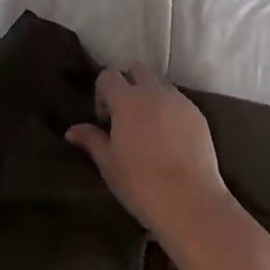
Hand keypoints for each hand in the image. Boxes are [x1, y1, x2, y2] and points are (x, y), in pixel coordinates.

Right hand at [66, 64, 231, 234]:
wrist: (189, 200)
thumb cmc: (141, 183)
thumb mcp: (109, 164)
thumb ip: (91, 140)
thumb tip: (72, 131)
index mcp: (128, 100)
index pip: (109, 76)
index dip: (102, 93)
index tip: (104, 120)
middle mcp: (154, 92)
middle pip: (137, 69)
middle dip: (127, 84)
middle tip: (125, 116)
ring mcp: (179, 101)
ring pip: (160, 84)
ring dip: (150, 96)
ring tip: (148, 129)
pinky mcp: (198, 114)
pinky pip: (179, 101)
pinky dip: (169, 110)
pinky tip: (169, 139)